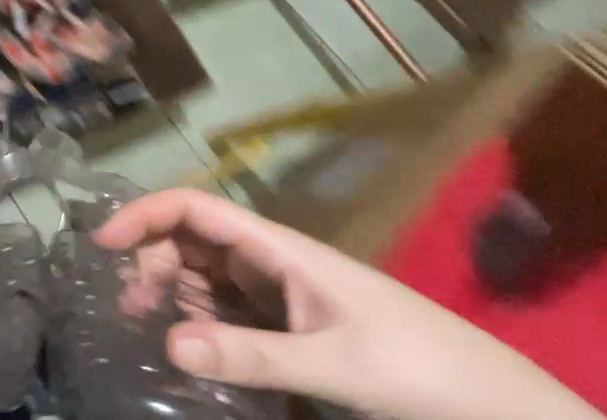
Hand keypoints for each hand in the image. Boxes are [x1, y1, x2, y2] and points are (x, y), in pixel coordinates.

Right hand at [95, 189, 600, 419]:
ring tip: (146, 325)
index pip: (193, 208)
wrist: (504, 409)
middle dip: (150, 261)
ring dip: (169, 291)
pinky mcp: (288, 323)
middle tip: (128, 306)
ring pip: (202, 274)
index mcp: (278, 248)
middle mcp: (270, 260)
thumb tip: (166, 343)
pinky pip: (224, 308)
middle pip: (189, 240)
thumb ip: (251, 354)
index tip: (103, 242)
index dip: (143, 214)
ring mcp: (279, 292)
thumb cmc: (421, 368)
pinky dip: (196, 317)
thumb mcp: (336, 365)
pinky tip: (186, 342)